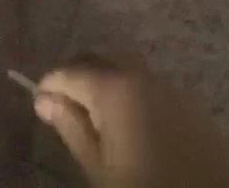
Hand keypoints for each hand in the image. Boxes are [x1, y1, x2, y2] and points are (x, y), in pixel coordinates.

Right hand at [33, 55, 228, 187]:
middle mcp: (141, 75)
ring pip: (126, 70)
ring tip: (97, 117)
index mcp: (114, 88)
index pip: (71, 72)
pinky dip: (133, 95)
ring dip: (106, 83)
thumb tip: (45, 100)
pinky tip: (131, 124)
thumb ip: (71, 127)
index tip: (39, 101)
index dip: (51, 83)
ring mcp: (169, 85)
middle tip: (64, 107)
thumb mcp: (99, 168)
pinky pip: (152, 86)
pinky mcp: (189, 102)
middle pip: (99, 61)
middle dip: (77, 77)